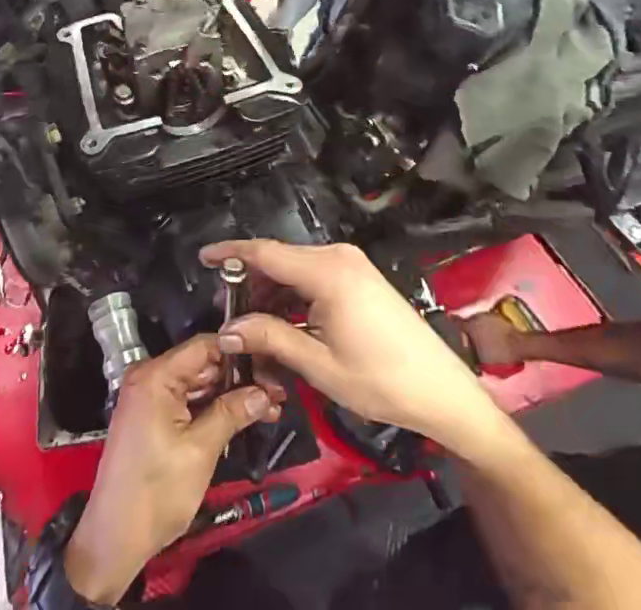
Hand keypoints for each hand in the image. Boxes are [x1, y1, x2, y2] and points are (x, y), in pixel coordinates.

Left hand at [65, 336, 283, 603]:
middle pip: (205, 362)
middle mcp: (150, 378)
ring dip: (232, 393)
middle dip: (241, 376)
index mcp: (155, 378)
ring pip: (201, 382)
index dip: (242, 352)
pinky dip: (216, 407)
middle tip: (277, 391)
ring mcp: (151, 398)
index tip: (272, 366)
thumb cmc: (154, 494)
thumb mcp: (200, 450)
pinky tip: (246, 415)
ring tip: (269, 405)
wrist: (113, 543)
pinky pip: (191, 400)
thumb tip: (266, 393)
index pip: (206, 345)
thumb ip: (232, 412)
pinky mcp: (154, 417)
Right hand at [199, 240, 513, 461]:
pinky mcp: (361, 279)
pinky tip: (283, 327)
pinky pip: (316, 279)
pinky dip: (295, 299)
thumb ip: (271, 338)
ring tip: (252, 333)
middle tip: (228, 321)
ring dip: (272, 296)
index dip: (231, 253)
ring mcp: (353, 266)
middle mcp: (339, 258)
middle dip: (250, 286)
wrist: (438, 388)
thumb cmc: (380, 380)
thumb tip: (228, 330)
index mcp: (328, 272)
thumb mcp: (318, 364)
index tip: (203, 258)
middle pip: (280, 261)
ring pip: (296, 271)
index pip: (266, 253)